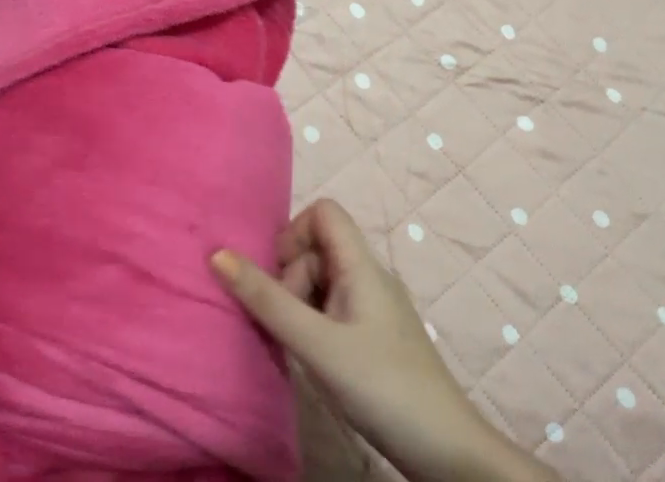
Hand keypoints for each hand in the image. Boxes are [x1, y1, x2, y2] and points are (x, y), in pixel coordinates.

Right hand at [211, 201, 557, 481]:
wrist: (447, 451)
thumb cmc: (382, 386)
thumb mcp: (316, 343)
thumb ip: (267, 299)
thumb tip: (218, 253)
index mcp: (362, 267)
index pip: (324, 213)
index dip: (293, 233)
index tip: (279, 276)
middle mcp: (369, 278)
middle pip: (316, 249)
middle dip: (289, 278)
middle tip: (288, 322)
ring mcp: (373, 309)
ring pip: (320, 281)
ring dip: (297, 304)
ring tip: (298, 345)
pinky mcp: (373, 337)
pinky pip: (330, 309)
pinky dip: (311, 323)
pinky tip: (311, 357)